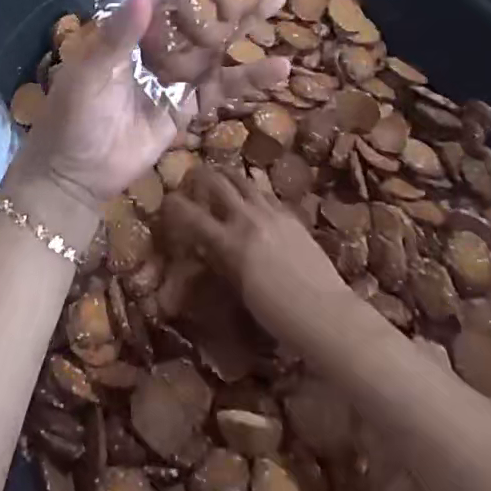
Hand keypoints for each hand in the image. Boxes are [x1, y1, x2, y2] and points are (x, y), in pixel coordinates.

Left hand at [14, 0, 291, 208]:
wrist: (76, 173)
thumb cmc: (74, 115)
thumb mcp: (93, 70)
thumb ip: (122, 32)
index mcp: (129, 33)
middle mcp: (156, 49)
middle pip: (198, 18)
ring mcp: (175, 78)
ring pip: (216, 47)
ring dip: (247, 27)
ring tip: (279, 1)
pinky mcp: (189, 107)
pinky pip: (221, 89)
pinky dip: (249, 79)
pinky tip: (280, 67)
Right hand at [165, 166, 353, 347]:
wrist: (324, 312)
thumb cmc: (277, 315)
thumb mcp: (240, 289)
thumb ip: (221, 261)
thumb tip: (206, 246)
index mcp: (230, 242)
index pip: (192, 215)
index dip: (174, 204)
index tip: (166, 200)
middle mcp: (248, 219)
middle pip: (218, 182)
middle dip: (199, 176)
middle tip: (191, 177)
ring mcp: (272, 213)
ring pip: (243, 180)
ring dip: (226, 175)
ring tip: (219, 176)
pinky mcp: (290, 215)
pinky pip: (265, 193)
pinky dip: (251, 190)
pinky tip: (251, 197)